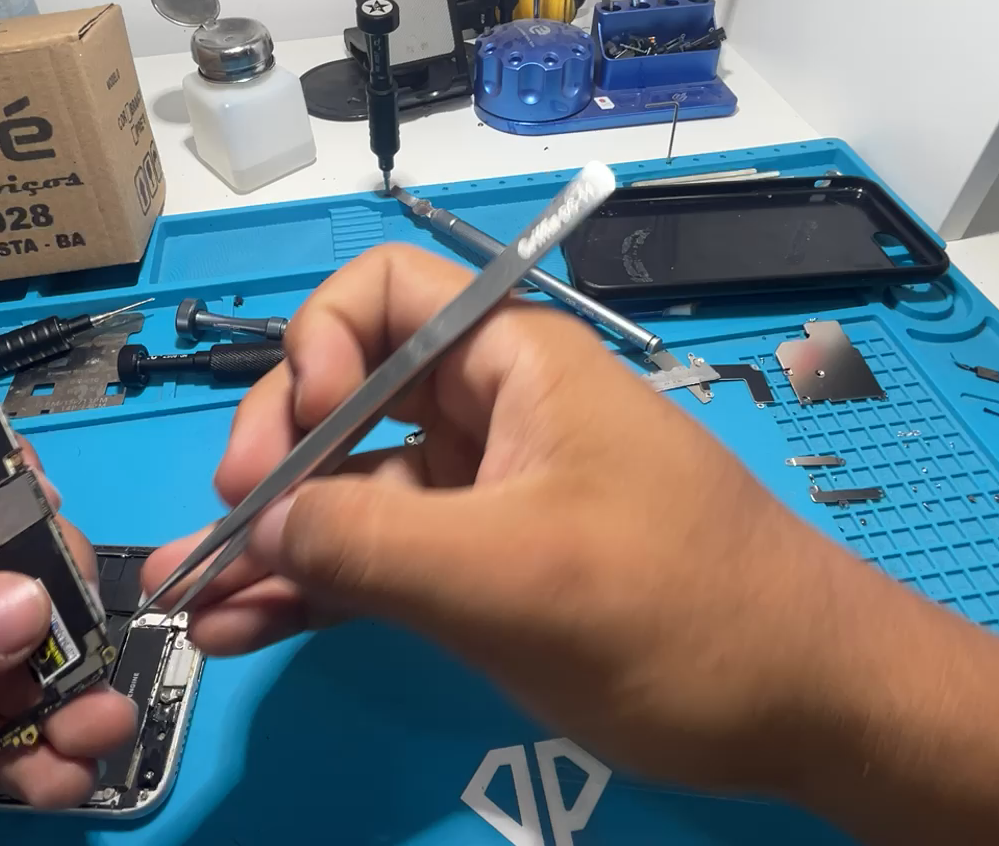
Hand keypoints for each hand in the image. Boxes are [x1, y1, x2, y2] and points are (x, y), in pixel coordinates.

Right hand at [140, 243, 938, 789]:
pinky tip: (245, 626)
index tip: (306, 428)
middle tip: (230, 525)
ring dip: (273, 539)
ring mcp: (474, 488)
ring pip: (348, 489)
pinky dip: (312, 587)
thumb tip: (257, 528)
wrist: (801, 706)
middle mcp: (482, 408)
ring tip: (197, 598)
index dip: (321, 344)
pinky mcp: (472, 560)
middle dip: (275, 455)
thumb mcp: (517, 573)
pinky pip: (373, 556)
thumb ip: (372, 544)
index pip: (382, 293)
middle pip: (345, 393)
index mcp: (507, 360)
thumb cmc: (678, 611)